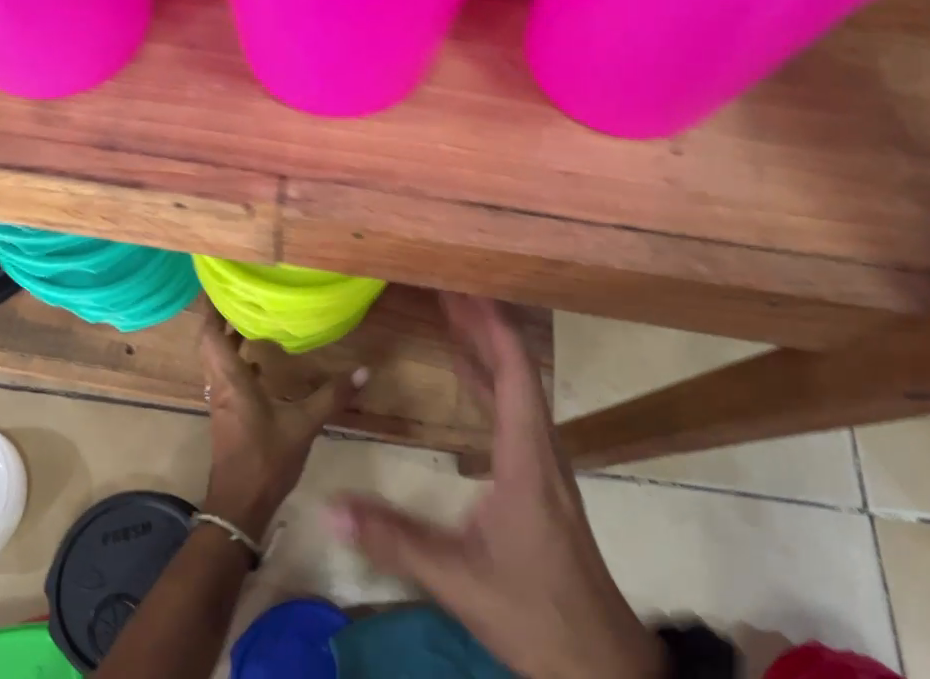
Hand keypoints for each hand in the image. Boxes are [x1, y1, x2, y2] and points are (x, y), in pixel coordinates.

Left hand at [200, 309, 366, 538]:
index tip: (222, 286)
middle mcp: (220, 386)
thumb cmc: (265, 460)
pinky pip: (225, 378)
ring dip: (228, 341)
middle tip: (242, 298)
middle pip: (209, 344)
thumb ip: (331, 396)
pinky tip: (260, 365)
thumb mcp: (304, 425)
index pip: (210, 335)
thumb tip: (364, 370)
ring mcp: (221, 402)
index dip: (212, 309)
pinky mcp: (226, 417)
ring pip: (216, 361)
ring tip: (252, 323)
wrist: (239, 505)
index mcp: (232, 380)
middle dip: (221, 319)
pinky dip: (236, 364)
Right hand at [328, 294, 663, 678]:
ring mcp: (543, 468)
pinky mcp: (539, 484)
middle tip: (444, 286)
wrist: (599, 659)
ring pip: (517, 392)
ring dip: (486, 351)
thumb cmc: (536, 613)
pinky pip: (513, 414)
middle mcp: (540, 452)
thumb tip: (330, 509)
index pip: (515, 375)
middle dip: (482, 326)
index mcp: (527, 460)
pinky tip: (468, 378)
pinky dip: (489, 384)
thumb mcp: (458, 580)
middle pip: (516, 372)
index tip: (464, 288)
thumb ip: (395, 541)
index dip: (492, 327)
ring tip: (452, 316)